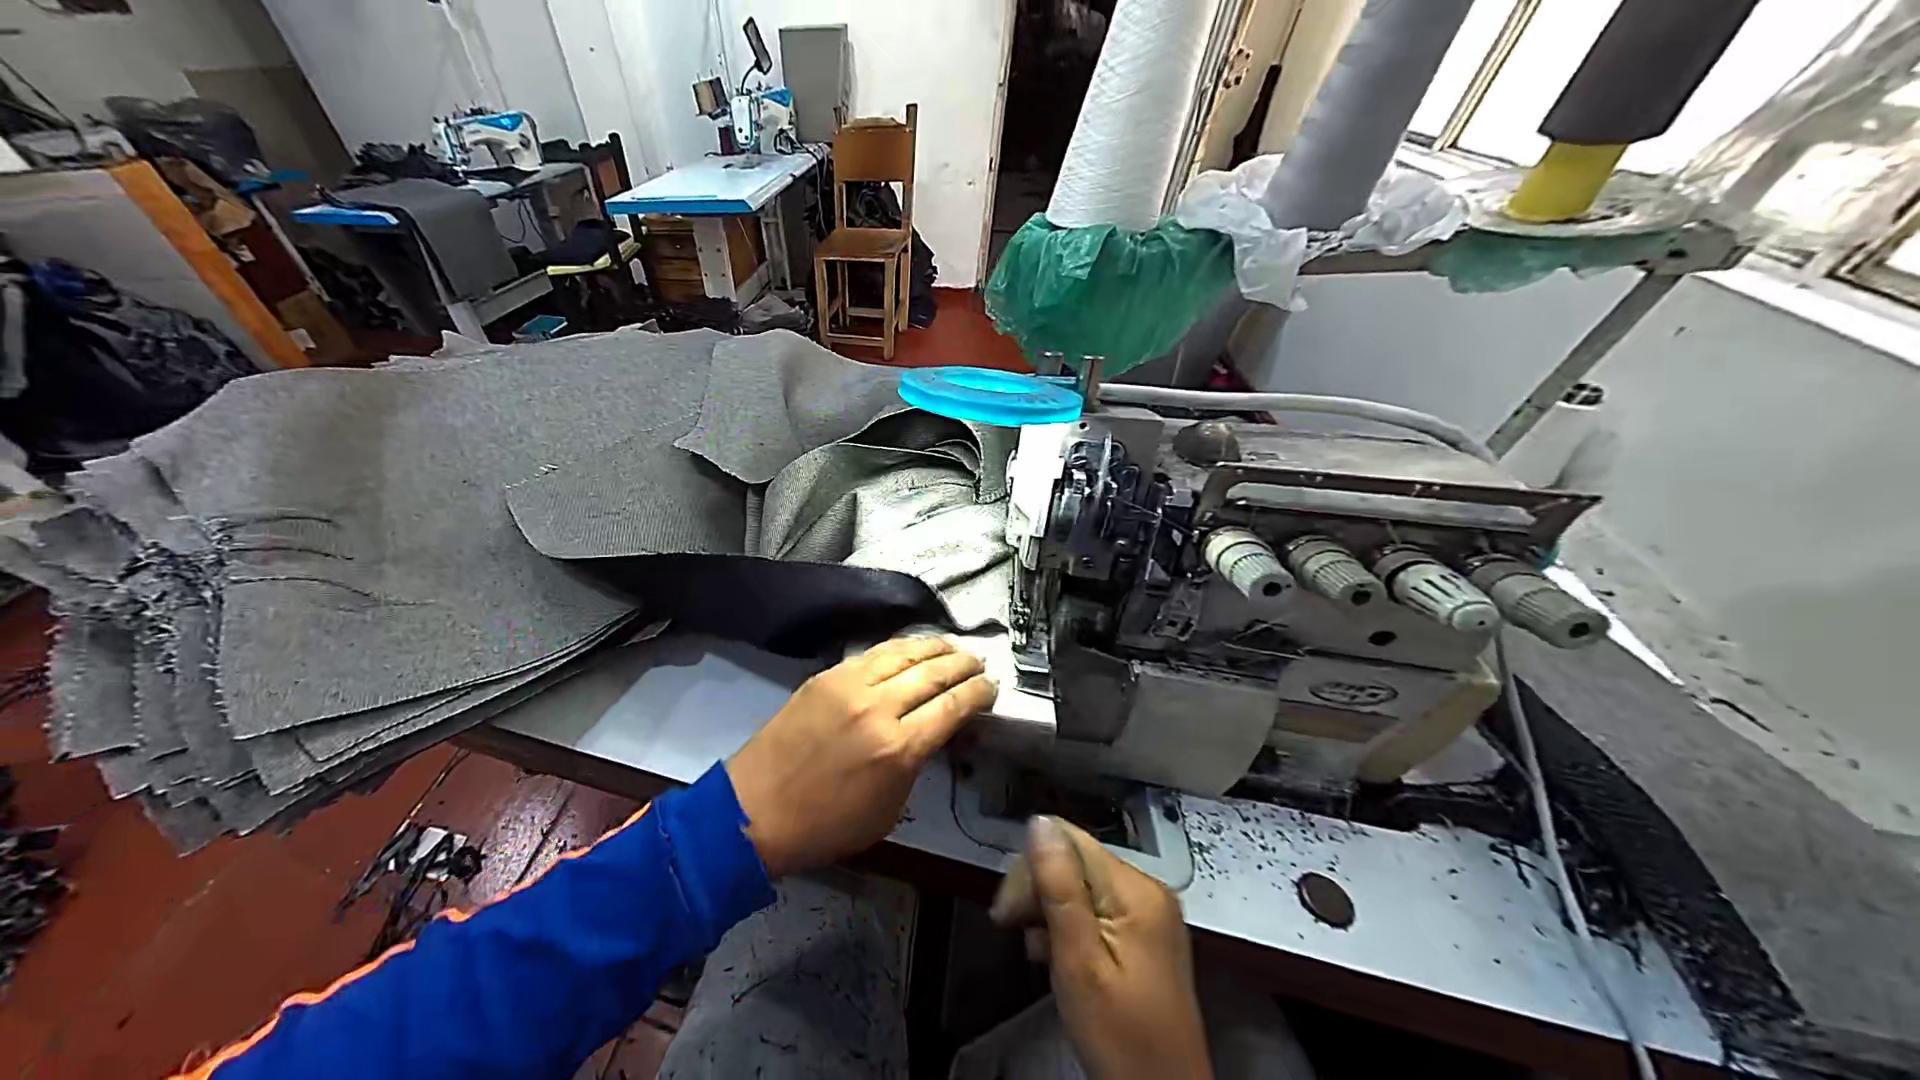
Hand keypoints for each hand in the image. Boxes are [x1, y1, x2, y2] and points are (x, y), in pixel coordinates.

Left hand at [727, 635, 995, 876]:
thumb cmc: (826, 826)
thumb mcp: (888, 809)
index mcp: (899, 748)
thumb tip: (932, 733)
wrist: (754, 811)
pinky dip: (900, 649)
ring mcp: (849, 685)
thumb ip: (916, 765)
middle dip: (964, 665)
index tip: (992, 687)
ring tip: (953, 647)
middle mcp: (879, 707)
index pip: (953, 706)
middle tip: (980, 663)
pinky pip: (872, 654)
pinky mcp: (826, 676)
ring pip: (904, 652)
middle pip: (934, 672)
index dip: (978, 693)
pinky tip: (911, 650)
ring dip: (935, 647)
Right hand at [991, 816, 1212, 1079]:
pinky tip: (1060, 957)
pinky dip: (1071, 927)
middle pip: (1075, 861)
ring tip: (1042, 954)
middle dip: (1039, 892)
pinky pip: (1096, 908)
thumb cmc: (1119, 1037)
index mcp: (1137, 890)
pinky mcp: (1145, 933)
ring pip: (1081, 885)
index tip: (1008, 915)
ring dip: (1051, 913)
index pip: (1068, 842)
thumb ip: (1059, 888)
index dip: (1031, 871)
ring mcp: (1149, 911)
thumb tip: (1039, 821)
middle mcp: (1147, 888)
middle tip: (1019, 936)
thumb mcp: (1079, 962)